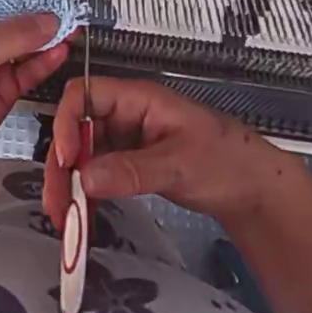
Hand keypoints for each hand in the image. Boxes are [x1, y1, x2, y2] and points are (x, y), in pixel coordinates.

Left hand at [0, 3, 68, 187]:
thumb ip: (12, 35)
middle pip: (17, 22)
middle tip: (66, 8)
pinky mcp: (4, 90)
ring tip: (71, 27)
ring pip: (27, 46)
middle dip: (41, 16)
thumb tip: (46, 21)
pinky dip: (47, 61)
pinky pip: (31, 71)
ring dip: (49, 38)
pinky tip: (60, 50)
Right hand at [42, 77, 303, 225]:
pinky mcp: (129, 163)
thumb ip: (132, 170)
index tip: (67, 160)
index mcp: (138, 100)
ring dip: (67, 182)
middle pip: (76, 129)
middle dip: (61, 164)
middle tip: (58, 203)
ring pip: (82, 154)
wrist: (254, 189)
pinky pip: (96, 172)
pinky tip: (79, 215)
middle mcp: (125, 115)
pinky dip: (84, 192)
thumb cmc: (227, 160)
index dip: (67, 122)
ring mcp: (126, 140)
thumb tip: (85, 177)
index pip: (85, 95)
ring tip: (63, 217)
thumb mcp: (180, 164)